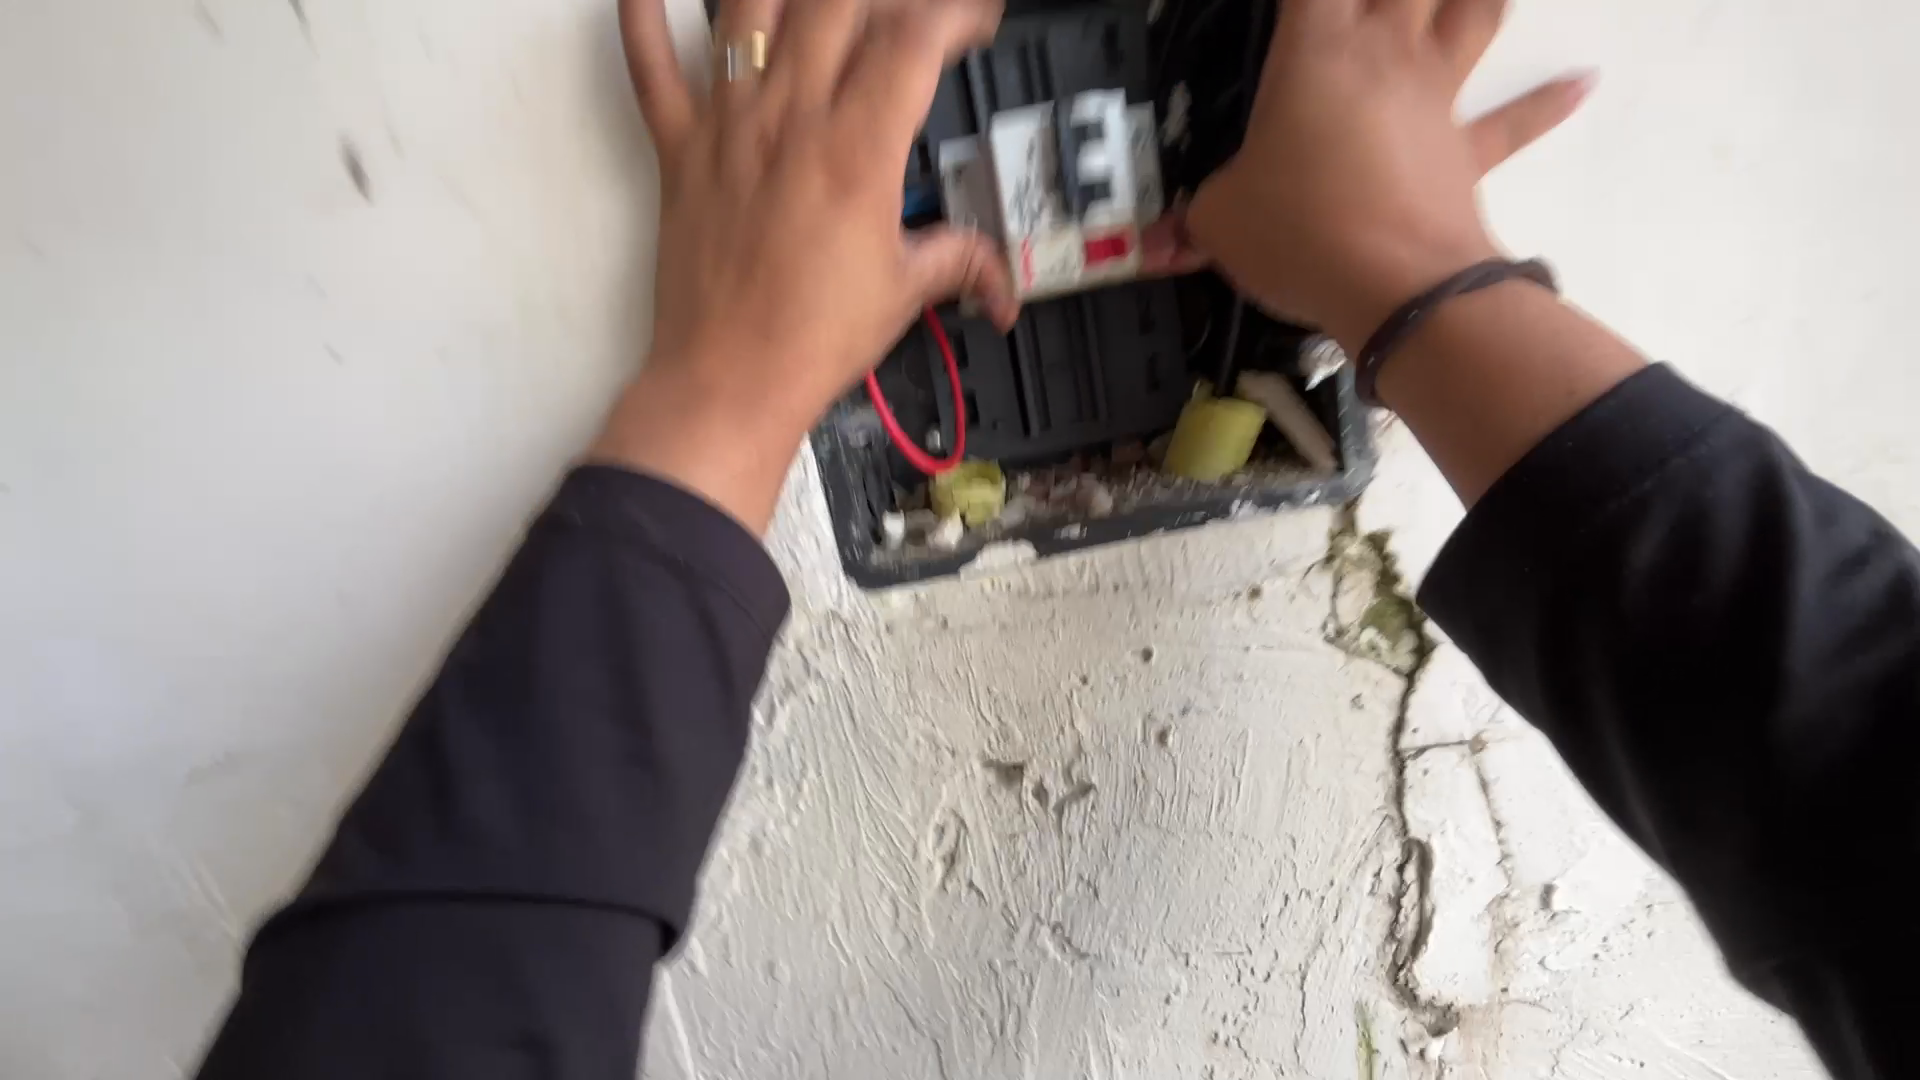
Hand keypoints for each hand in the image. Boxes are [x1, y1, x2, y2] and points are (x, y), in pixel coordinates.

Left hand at [592, 0, 1017, 533]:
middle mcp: (789, 121)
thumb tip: (995, 275)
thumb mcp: (903, 296)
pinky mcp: (680, 152)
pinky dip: (646, 18)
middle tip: (901, 19)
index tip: (974, 22)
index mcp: (855, 155)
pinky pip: (649, 63)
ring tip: (822, 1)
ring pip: (750, 5)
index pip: (914, 40)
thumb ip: (958, 263)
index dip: (956, 13)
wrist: (731, 381)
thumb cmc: (809, 343)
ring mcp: (727, 128)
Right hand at [1185, 0, 1591, 348]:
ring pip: (1473, 9)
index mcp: (1315, 56)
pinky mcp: (1467, 151)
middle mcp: (1384, 54)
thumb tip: (1156, 241)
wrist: (1393, 289)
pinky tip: (1585, 82)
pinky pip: (1515, 121)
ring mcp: (1436, 98)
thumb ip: (1189, 219)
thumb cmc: (1297, 235)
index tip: (1293, 4)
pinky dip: (1546, 102)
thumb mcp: (1218, 225)